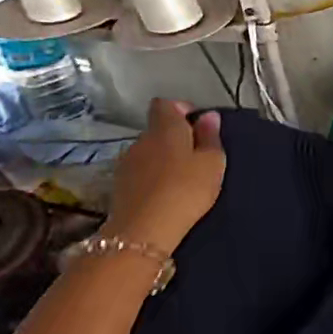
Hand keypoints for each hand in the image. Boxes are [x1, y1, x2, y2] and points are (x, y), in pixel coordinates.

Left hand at [101, 99, 225, 254]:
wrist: (144, 230)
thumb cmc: (186, 188)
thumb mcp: (212, 162)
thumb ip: (210, 137)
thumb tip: (208, 115)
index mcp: (165, 128)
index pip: (166, 104)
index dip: (183, 109)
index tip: (200, 125)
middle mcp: (141, 139)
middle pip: (158, 128)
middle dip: (176, 136)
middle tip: (198, 154)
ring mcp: (126, 162)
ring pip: (149, 150)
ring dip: (164, 157)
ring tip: (183, 176)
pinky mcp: (120, 184)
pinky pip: (141, 170)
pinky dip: (154, 174)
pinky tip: (167, 190)